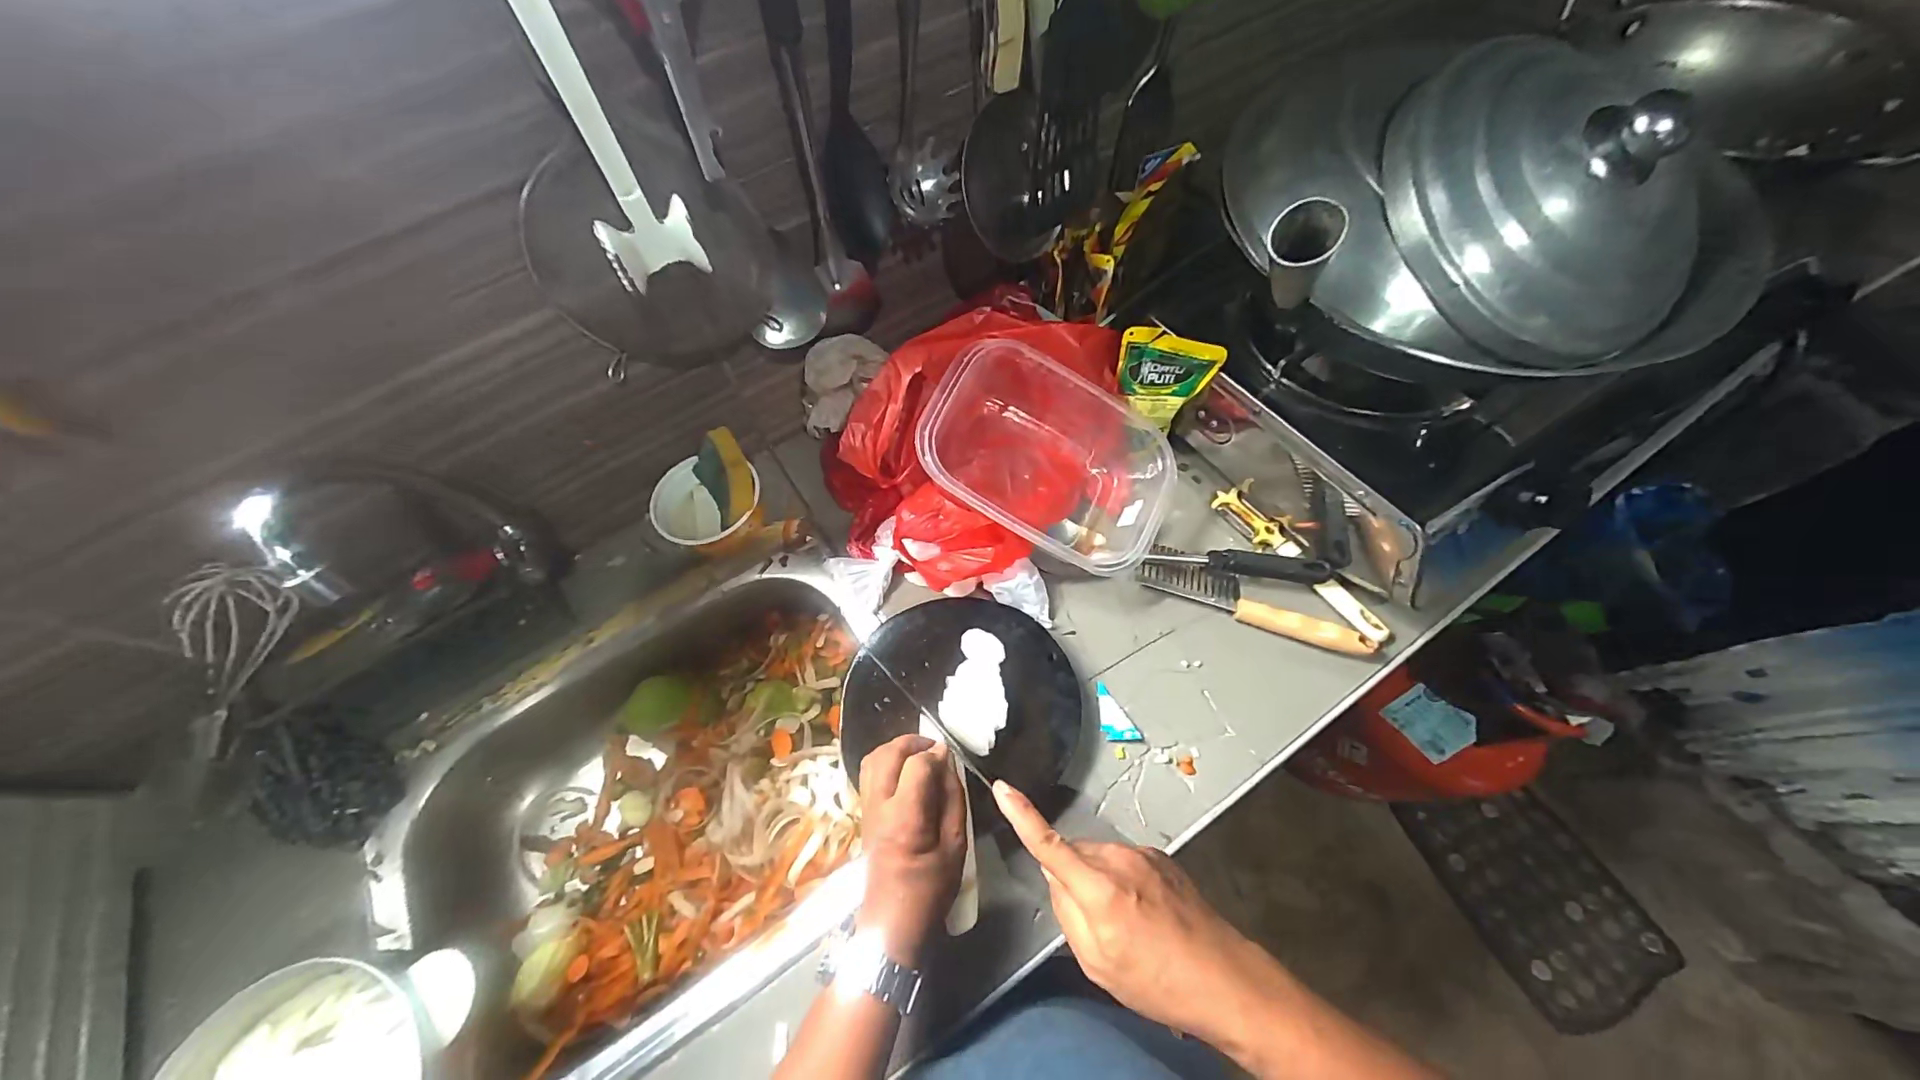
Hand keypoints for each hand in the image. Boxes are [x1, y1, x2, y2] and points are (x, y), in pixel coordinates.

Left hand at [856, 734, 966, 964]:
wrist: (892, 924)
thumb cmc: (930, 889)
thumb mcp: (955, 846)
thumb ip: (952, 799)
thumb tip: (947, 763)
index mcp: (906, 817)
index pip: (916, 764)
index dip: (935, 752)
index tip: (949, 755)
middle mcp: (879, 807)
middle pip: (887, 753)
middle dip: (911, 741)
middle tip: (934, 746)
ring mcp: (866, 809)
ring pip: (871, 759)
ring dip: (895, 749)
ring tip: (919, 755)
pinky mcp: (862, 814)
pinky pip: (868, 774)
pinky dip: (886, 762)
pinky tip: (905, 774)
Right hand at [990, 779, 1279, 1044]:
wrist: (1226, 980)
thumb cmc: (1157, 984)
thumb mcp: (1098, 964)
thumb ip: (1066, 914)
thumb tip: (1056, 878)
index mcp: (1100, 890)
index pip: (1049, 846)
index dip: (1021, 816)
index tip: (1002, 788)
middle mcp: (1120, 860)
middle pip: (1073, 854)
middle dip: (1071, 878)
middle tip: (1095, 924)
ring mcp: (1144, 855)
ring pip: (1098, 857)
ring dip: (1098, 880)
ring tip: (1127, 923)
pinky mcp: (1161, 857)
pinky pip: (1123, 861)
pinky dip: (1122, 880)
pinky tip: (1145, 912)